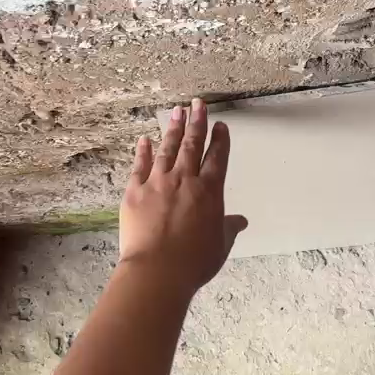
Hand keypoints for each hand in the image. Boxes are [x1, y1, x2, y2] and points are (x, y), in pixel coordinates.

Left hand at [118, 99, 247, 292]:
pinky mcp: (135, 191)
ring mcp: (158, 182)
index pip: (217, 158)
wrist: (157, 270)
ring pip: (168, 149)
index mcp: (209, 192)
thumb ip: (228, 228)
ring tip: (177, 112)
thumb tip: (240, 221)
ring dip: (173, 130)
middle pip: (193, 145)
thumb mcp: (220, 245)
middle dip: (197, 122)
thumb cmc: (194, 262)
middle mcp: (185, 180)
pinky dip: (143, 151)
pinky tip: (145, 139)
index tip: (220, 124)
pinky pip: (140, 166)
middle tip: (198, 104)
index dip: (220, 140)